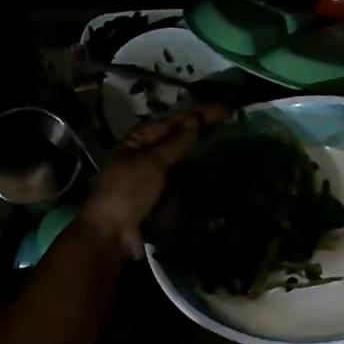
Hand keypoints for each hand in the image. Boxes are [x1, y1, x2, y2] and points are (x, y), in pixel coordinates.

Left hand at [79, 106, 227, 257]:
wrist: (111, 233)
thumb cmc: (127, 191)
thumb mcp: (151, 162)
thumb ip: (174, 142)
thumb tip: (194, 119)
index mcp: (136, 140)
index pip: (171, 121)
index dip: (197, 113)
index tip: (225, 111)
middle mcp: (143, 155)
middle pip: (176, 140)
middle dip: (200, 133)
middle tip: (232, 128)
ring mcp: (150, 178)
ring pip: (180, 161)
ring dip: (200, 155)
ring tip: (230, 148)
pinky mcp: (157, 198)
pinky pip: (180, 182)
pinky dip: (195, 178)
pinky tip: (215, 176)